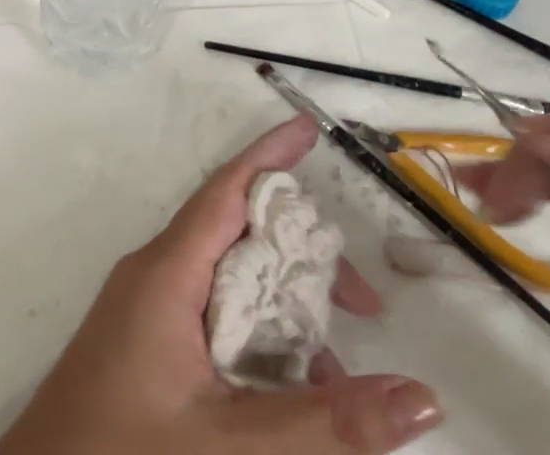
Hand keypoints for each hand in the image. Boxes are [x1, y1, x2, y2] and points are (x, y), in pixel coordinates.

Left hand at [0, 117, 442, 454]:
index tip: (308, 127)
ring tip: (335, 357)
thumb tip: (424, 399)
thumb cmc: (126, 448)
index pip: (224, 194)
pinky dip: (254, 328)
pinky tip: (288, 381)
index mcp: (166, 275)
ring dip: (280, 300)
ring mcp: (144, 304)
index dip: (267, 157)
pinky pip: (208, 308)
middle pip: (233, 233)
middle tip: (362, 301)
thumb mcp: (234, 441)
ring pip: (224, 275)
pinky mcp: (143, 335)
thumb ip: (327, 421)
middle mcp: (152, 275)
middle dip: (299, 250)